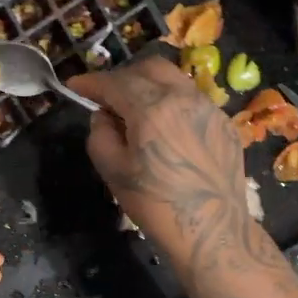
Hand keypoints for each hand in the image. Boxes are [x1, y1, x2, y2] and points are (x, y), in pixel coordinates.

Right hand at [67, 58, 248, 244]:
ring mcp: (209, 108)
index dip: (91, 82)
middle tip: (107, 98)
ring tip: (135, 113)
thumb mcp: (113, 173)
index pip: (115, 83)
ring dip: (149, 87)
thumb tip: (103, 117)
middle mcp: (183, 97)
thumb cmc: (154, 205)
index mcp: (152, 108)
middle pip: (149, 68)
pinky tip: (164, 131)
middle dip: (123, 77)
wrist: (210, 229)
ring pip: (174, 80)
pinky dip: (171, 104)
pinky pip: (191, 100)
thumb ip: (100, 136)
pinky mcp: (223, 123)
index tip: (75, 85)